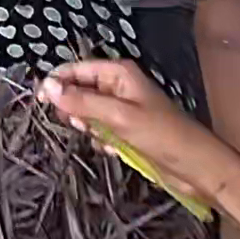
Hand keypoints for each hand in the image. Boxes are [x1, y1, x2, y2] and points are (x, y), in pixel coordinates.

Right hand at [40, 59, 239, 202]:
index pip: (75, 69)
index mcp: (117, 73)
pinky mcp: (126, 127)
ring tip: (100, 136)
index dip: (57, 82)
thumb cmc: (162, 136)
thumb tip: (47, 86)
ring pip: (87, 110)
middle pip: (78, 89)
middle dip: (75, 107)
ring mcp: (122, 107)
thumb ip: (80, 101)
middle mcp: (118, 85)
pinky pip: (100, 127)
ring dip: (88, 125)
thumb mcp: (118, 116)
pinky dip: (101, 137)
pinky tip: (112, 147)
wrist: (199, 169)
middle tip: (81, 124)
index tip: (40, 100)